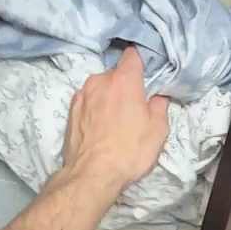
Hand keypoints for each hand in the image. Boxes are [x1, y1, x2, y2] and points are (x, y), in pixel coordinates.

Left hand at [61, 47, 170, 193]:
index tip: (146, 73)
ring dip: (108, 97)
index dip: (140, 61)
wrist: (92, 174)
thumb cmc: (130, 151)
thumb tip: (157, 97)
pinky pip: (88, 101)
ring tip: (115, 121)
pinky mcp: (70, 110)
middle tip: (134, 106)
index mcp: (124, 80)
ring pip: (100, 88)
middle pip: (116, 74)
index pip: (132, 54)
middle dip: (125, 85)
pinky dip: (95, 109)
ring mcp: (81, 95)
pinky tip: (100, 127)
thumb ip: (160, 106)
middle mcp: (99, 80)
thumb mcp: (158, 130)